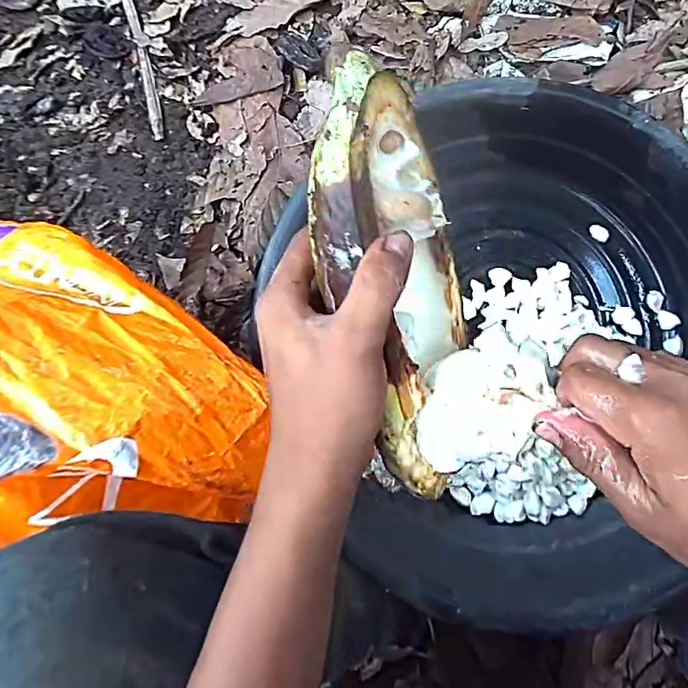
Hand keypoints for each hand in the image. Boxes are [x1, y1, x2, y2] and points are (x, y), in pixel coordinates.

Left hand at [254, 230, 413, 493]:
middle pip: (327, 269)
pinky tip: (399, 314)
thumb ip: (377, 285)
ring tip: (407, 270)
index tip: (379, 210)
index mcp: (280, 300)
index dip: (341, 224)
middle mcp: (287, 314)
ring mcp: (305, 338)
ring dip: (370, 286)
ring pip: (341, 297)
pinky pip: (348, 322)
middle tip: (403, 240)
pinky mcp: (323, 359)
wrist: (319, 477)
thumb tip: (397, 237)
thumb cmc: (329, 404)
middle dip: (363, 256)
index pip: (309, 243)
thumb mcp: (356, 337)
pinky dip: (371, 314)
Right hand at [537, 335, 687, 606]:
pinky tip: (656, 422)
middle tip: (589, 422)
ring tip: (625, 427)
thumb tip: (549, 422)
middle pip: (595, 346)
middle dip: (577, 374)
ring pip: (626, 349)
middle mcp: (672, 382)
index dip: (565, 403)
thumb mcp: (644, 510)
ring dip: (609, 376)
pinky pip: (658, 361)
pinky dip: (640, 379)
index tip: (577, 433)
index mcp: (650, 416)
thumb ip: (591, 456)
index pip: (578, 377)